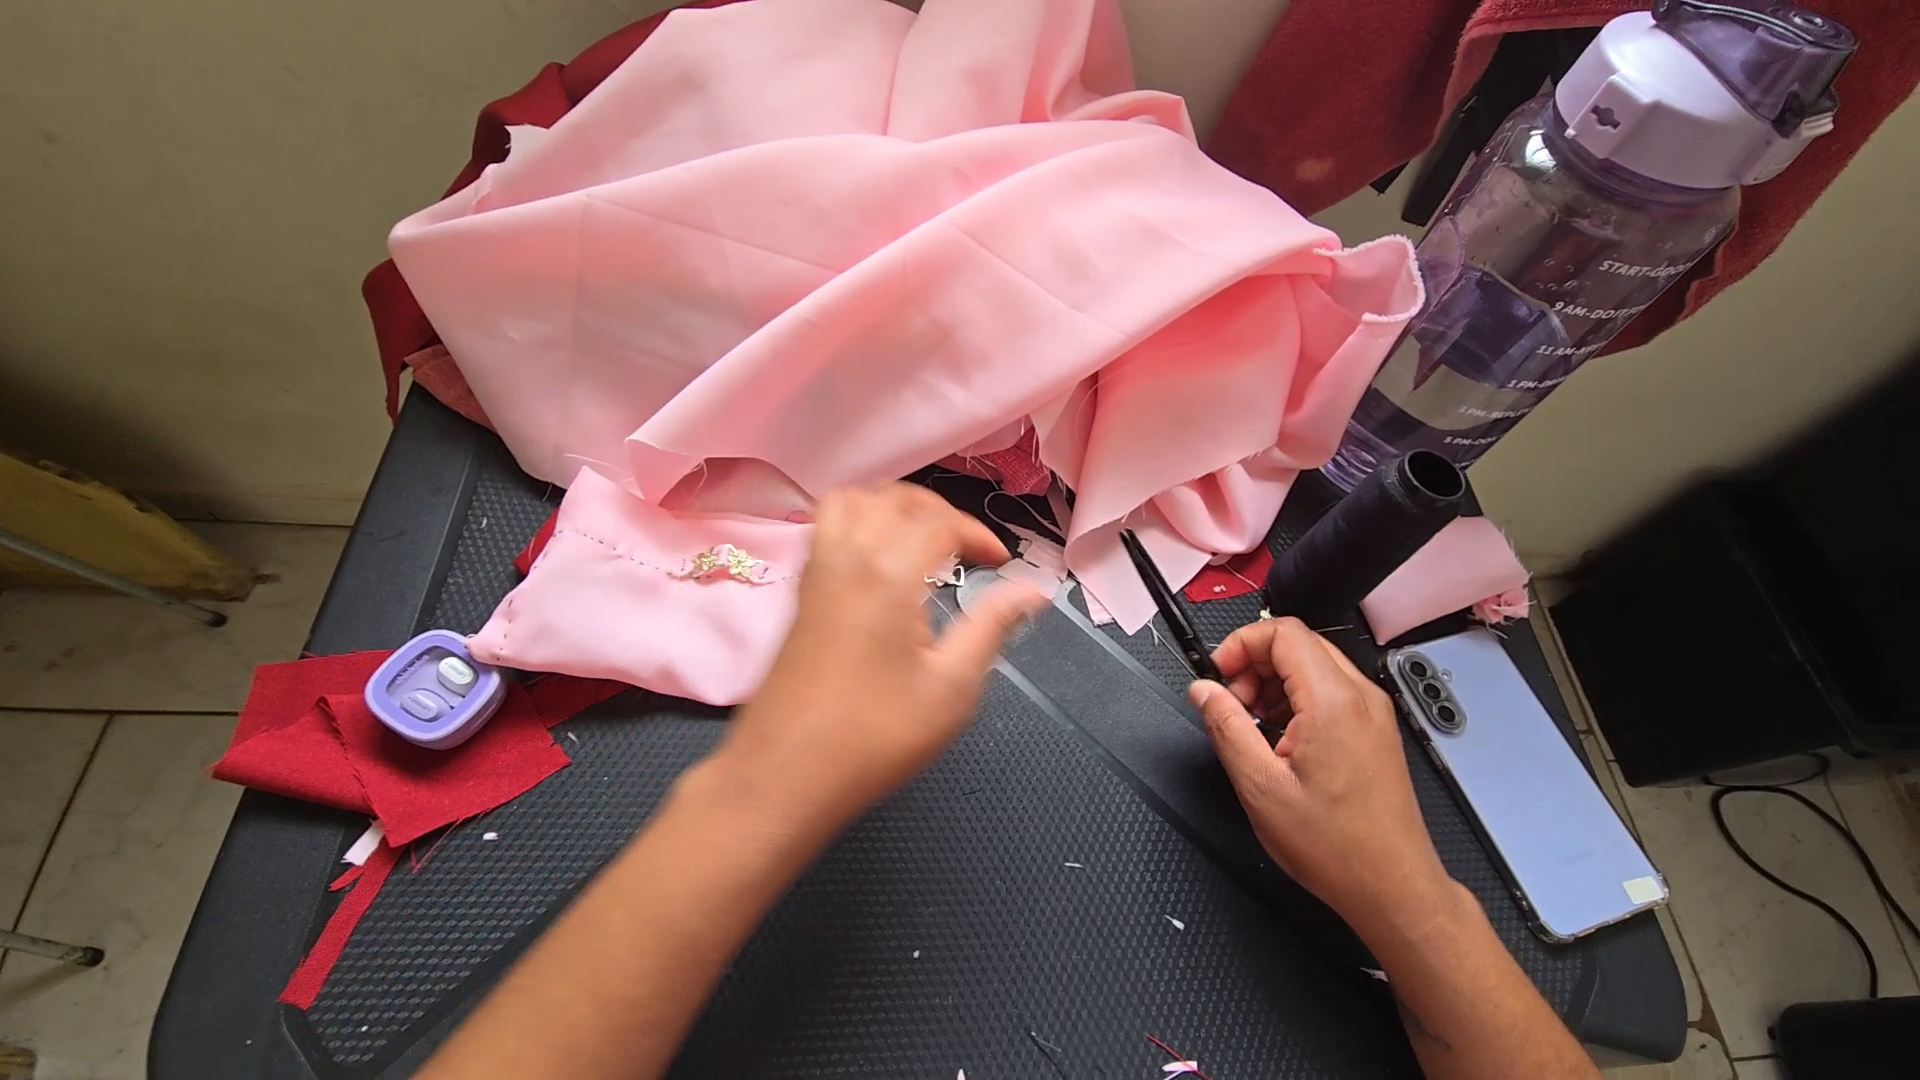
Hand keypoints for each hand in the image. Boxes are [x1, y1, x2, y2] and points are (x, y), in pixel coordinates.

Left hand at [708, 484, 1047, 830]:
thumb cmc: (876, 737)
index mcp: (888, 576)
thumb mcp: (951, 689)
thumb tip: (1032, 591)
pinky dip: (859, 521)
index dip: (977, 533)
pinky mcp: (800, 593)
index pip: (939, 521)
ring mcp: (816, 573)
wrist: (785, 774)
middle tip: (966, 549)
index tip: (1000, 563)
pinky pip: (827, 526)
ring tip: (921, 542)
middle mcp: (847, 559)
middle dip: (939, 511)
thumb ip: (991, 627)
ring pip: (854, 501)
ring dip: (893, 508)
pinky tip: (878, 562)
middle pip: (895, 498)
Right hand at [1189, 617, 1455, 940]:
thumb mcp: (1260, 786)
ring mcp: (1372, 712)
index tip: (1218, 674)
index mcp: (1333, 702)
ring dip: (1271, 683)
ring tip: (1251, 725)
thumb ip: (1225, 726)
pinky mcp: (1373, 729)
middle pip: (1296, 644)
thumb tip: (1203, 691)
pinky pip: (1327, 690)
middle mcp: (1360, 698)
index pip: (1282, 632)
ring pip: (1311, 665)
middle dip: (1253, 664)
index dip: (1240, 644)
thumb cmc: (1337, 847)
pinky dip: (1294, 699)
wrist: (1392, 887)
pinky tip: (1277, 737)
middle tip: (1230, 703)